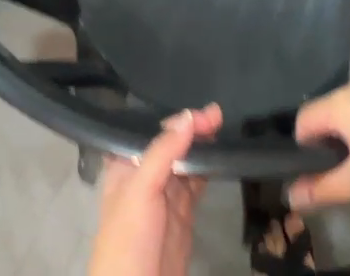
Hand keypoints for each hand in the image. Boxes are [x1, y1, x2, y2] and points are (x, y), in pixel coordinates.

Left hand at [88, 104, 223, 275]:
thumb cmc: (129, 237)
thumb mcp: (141, 189)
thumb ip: (164, 152)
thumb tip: (189, 116)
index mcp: (125, 166)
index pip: (152, 132)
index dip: (177, 120)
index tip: (204, 112)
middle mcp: (144, 177)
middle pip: (172, 145)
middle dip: (193, 129)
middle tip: (219, 116)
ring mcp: (165, 196)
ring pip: (186, 162)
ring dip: (203, 146)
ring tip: (224, 128)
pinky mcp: (183, 214)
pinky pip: (196, 183)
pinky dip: (209, 169)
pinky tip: (221, 157)